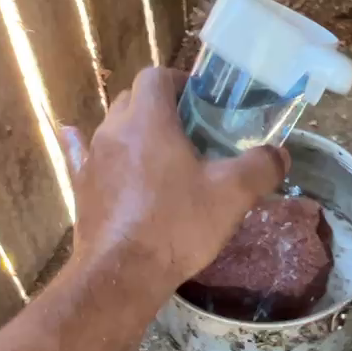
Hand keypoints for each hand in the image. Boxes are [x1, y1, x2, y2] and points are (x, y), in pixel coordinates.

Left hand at [61, 68, 287, 287]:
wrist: (122, 274)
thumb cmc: (177, 224)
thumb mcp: (233, 194)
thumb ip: (262, 166)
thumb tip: (279, 154)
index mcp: (149, 119)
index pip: (158, 76)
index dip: (181, 81)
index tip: (203, 102)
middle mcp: (114, 129)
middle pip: (135, 98)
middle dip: (162, 105)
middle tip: (192, 131)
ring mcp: (92, 158)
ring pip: (114, 127)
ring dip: (136, 129)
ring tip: (161, 150)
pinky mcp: (81, 187)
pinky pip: (81, 153)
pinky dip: (82, 142)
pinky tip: (72, 134)